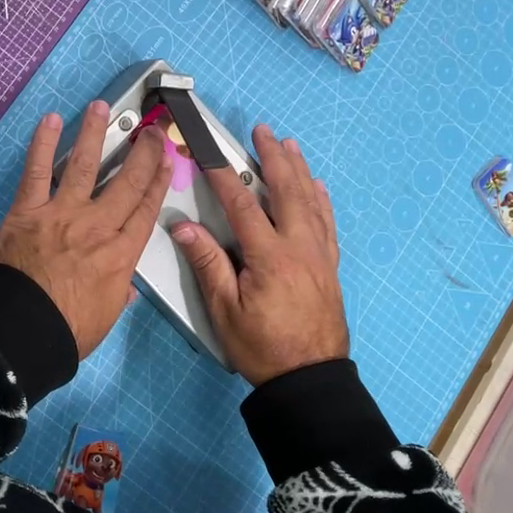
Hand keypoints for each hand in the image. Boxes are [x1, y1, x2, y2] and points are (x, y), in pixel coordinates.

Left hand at [0, 101, 174, 358]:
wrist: (22, 330)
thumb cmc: (67, 331)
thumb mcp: (105, 318)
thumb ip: (117, 293)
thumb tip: (125, 284)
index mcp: (121, 255)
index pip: (145, 210)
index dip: (158, 180)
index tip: (167, 158)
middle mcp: (97, 226)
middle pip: (125, 182)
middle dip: (141, 153)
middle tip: (150, 128)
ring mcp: (62, 213)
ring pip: (83, 165)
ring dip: (94, 134)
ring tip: (102, 107)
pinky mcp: (27, 210)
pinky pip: (37, 171)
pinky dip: (42, 143)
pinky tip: (50, 120)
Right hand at [170, 125, 347, 384]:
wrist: (311, 381)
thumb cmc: (262, 347)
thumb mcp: (224, 310)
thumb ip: (207, 264)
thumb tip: (183, 226)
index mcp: (270, 257)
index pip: (243, 205)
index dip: (224, 176)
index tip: (208, 152)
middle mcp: (300, 248)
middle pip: (287, 192)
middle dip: (274, 158)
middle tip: (264, 131)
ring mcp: (319, 257)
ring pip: (311, 203)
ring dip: (300, 171)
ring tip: (290, 145)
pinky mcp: (329, 268)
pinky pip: (328, 225)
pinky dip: (322, 200)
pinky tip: (318, 187)